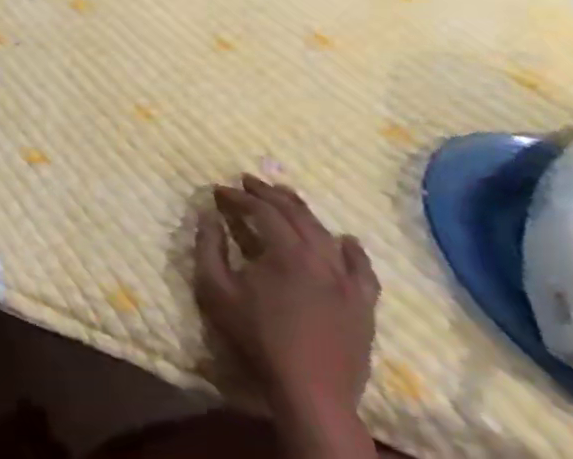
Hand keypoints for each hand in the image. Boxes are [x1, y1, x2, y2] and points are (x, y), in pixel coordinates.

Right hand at [195, 176, 379, 422]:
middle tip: (247, 181)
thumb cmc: (257, 337)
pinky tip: (345, 239)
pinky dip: (352, 249)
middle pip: (296, 213)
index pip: (262, 210)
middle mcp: (321, 257)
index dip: (238, 197)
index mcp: (286, 252)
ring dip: (302, 211)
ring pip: (326, 233)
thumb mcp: (215, 290)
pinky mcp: (363, 304)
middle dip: (268, 193)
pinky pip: (362, 268)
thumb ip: (208, 248)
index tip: (218, 191)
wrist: (311, 391)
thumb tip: (208, 217)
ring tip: (285, 197)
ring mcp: (347, 281)